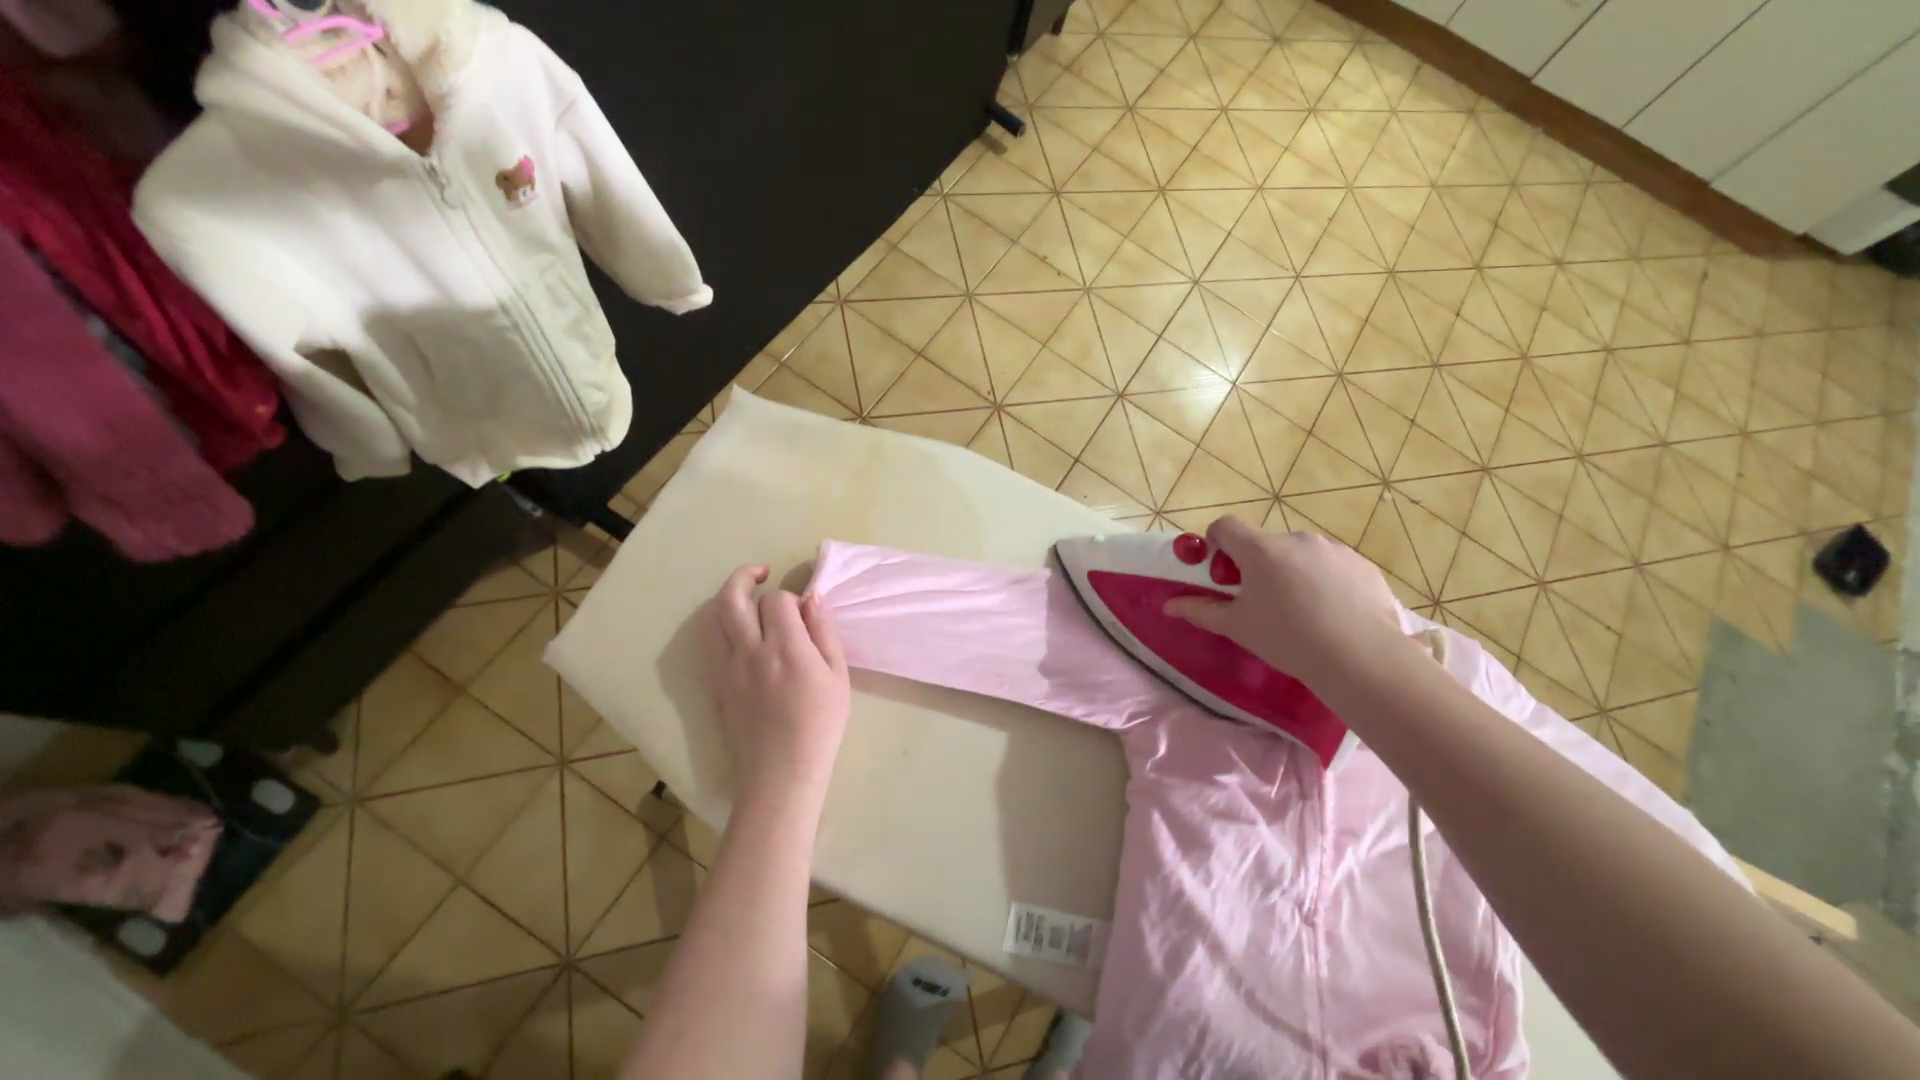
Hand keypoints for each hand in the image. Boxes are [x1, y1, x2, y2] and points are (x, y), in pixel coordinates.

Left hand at [705, 565, 850, 799]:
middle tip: (762, 573)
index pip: (776, 600)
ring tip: (746, 598)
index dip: (790, 598)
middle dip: (745, 577)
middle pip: (732, 598)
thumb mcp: (837, 676)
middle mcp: (750, 650)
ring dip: (728, 599)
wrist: (781, 770)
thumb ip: (823, 632)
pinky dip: (722, 626)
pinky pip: (711, 642)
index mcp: (785, 647)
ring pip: (714, 618)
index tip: (802, 613)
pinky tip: (739, 632)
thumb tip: (812, 599)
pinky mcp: (717, 683)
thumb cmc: (820, 725)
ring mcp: (728, 667)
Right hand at [1163, 517, 1403, 682]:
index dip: (1218, 545)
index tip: (1223, 575)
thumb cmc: (1287, 639)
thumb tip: (1169, 605)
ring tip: (1304, 614)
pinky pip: (1334, 567)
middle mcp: (1296, 539)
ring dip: (1295, 574)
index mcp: (1260, 550)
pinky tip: (1334, 615)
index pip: (1226, 526)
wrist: (1359, 655)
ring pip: (1302, 555)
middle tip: (1264, 604)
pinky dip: (1328, 583)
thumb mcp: (1237, 627)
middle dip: (1260, 567)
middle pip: (1266, 544)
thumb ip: (1201, 610)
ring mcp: (1333, 549)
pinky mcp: (1361, 564)